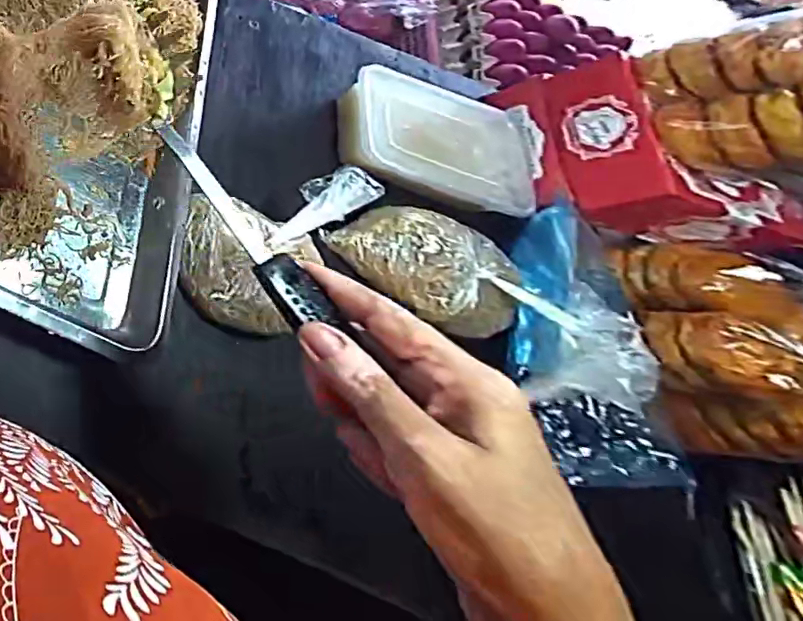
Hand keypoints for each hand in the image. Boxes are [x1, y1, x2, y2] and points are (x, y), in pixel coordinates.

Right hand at [297, 262, 631, 620]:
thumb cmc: (500, 533)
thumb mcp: (422, 455)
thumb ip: (366, 389)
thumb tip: (317, 334)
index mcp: (467, 381)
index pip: (391, 319)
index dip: (343, 291)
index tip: (302, 268)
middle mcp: (458, 396)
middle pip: (376, 358)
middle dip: (345, 376)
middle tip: (324, 396)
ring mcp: (448, 429)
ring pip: (374, 397)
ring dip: (359, 421)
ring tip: (373, 455)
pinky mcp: (438, 459)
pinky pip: (384, 432)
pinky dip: (374, 450)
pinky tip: (390, 478)